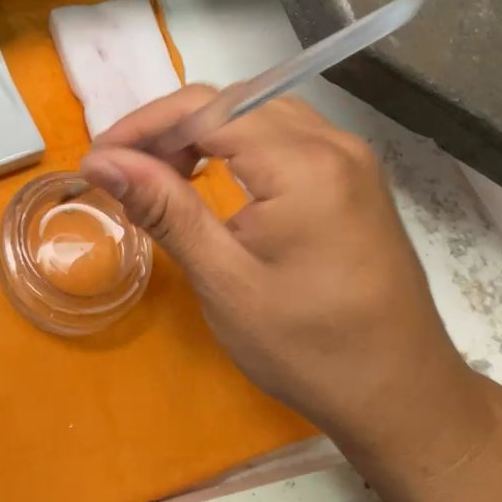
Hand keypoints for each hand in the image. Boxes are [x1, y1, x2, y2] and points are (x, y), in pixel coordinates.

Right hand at [79, 91, 493, 458]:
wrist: (403, 398)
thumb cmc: (310, 350)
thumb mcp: (225, 282)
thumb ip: (164, 208)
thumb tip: (101, 160)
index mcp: (304, 166)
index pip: (205, 110)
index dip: (143, 126)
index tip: (97, 160)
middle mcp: (332, 143)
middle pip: (228, 103)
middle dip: (167, 129)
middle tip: (124, 172)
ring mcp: (348, 155)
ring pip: (252, 112)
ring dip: (198, 133)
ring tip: (160, 176)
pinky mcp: (352, 173)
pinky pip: (279, 132)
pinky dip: (233, 144)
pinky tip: (210, 177)